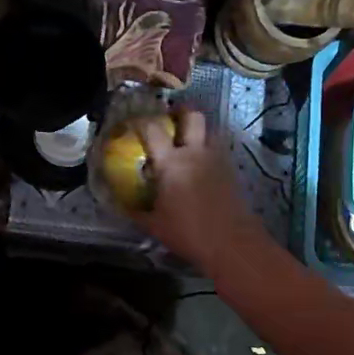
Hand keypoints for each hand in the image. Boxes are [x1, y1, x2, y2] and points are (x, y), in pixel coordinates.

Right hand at [131, 110, 264, 269]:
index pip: (152, 129)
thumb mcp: (154, 226)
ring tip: (188, 142)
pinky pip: (219, 149)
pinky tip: (202, 166)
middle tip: (170, 118)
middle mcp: (195, 153)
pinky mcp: (231, 170)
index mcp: (171, 162)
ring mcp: (217, 159)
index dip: (140, 121)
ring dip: (199, 130)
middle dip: (181, 111)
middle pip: (192, 115)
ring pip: (210, 130)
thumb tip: (121, 205)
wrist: (232, 243)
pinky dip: (209, 150)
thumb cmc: (188, 233)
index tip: (133, 124)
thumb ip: (136, 212)